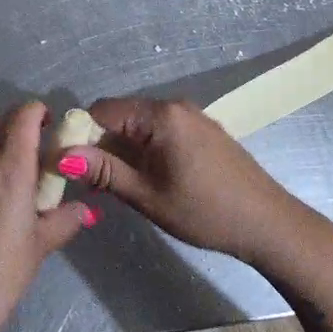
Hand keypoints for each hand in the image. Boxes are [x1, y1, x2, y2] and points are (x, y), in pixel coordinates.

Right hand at [60, 97, 308, 264]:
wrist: (270, 225)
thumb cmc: (205, 212)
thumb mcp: (147, 195)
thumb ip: (104, 172)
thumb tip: (62, 155)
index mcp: (159, 115)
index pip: (102, 110)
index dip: (81, 134)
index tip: (72, 164)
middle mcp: (174, 105)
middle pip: (120, 115)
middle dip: (102, 143)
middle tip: (94, 179)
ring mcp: (192, 116)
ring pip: (140, 124)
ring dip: (124, 147)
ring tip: (121, 182)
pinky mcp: (204, 130)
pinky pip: (161, 130)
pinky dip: (146, 148)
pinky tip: (150, 177)